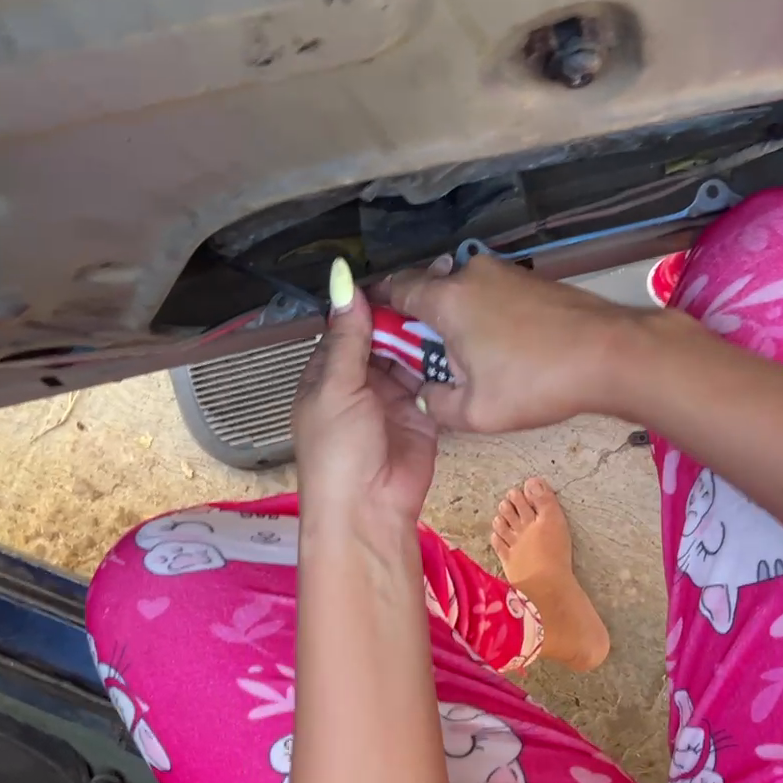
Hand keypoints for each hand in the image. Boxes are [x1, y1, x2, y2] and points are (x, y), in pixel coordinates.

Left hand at [292, 260, 437, 528]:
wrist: (369, 509)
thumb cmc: (338, 451)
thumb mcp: (336, 387)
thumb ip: (348, 336)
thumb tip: (342, 281)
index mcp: (326, 375)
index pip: (348, 327)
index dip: (370, 302)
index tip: (398, 274)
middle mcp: (359, 383)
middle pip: (382, 339)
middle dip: (402, 317)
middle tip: (433, 281)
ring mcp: (391, 399)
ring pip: (408, 357)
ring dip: (423, 337)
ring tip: (448, 303)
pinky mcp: (421, 414)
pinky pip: (431, 381)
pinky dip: (440, 363)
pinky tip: (456, 337)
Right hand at [376, 254, 656, 431]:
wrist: (612, 354)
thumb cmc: (537, 383)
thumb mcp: (474, 412)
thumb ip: (436, 402)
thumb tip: (427, 390)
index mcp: (447, 298)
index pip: (395, 288)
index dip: (377, 305)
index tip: (373, 326)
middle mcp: (472, 273)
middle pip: (429, 288)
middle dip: (418, 317)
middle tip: (421, 353)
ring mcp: (507, 273)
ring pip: (463, 291)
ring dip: (455, 318)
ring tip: (466, 357)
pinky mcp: (533, 281)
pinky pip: (492, 295)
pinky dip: (484, 315)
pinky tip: (499, 348)